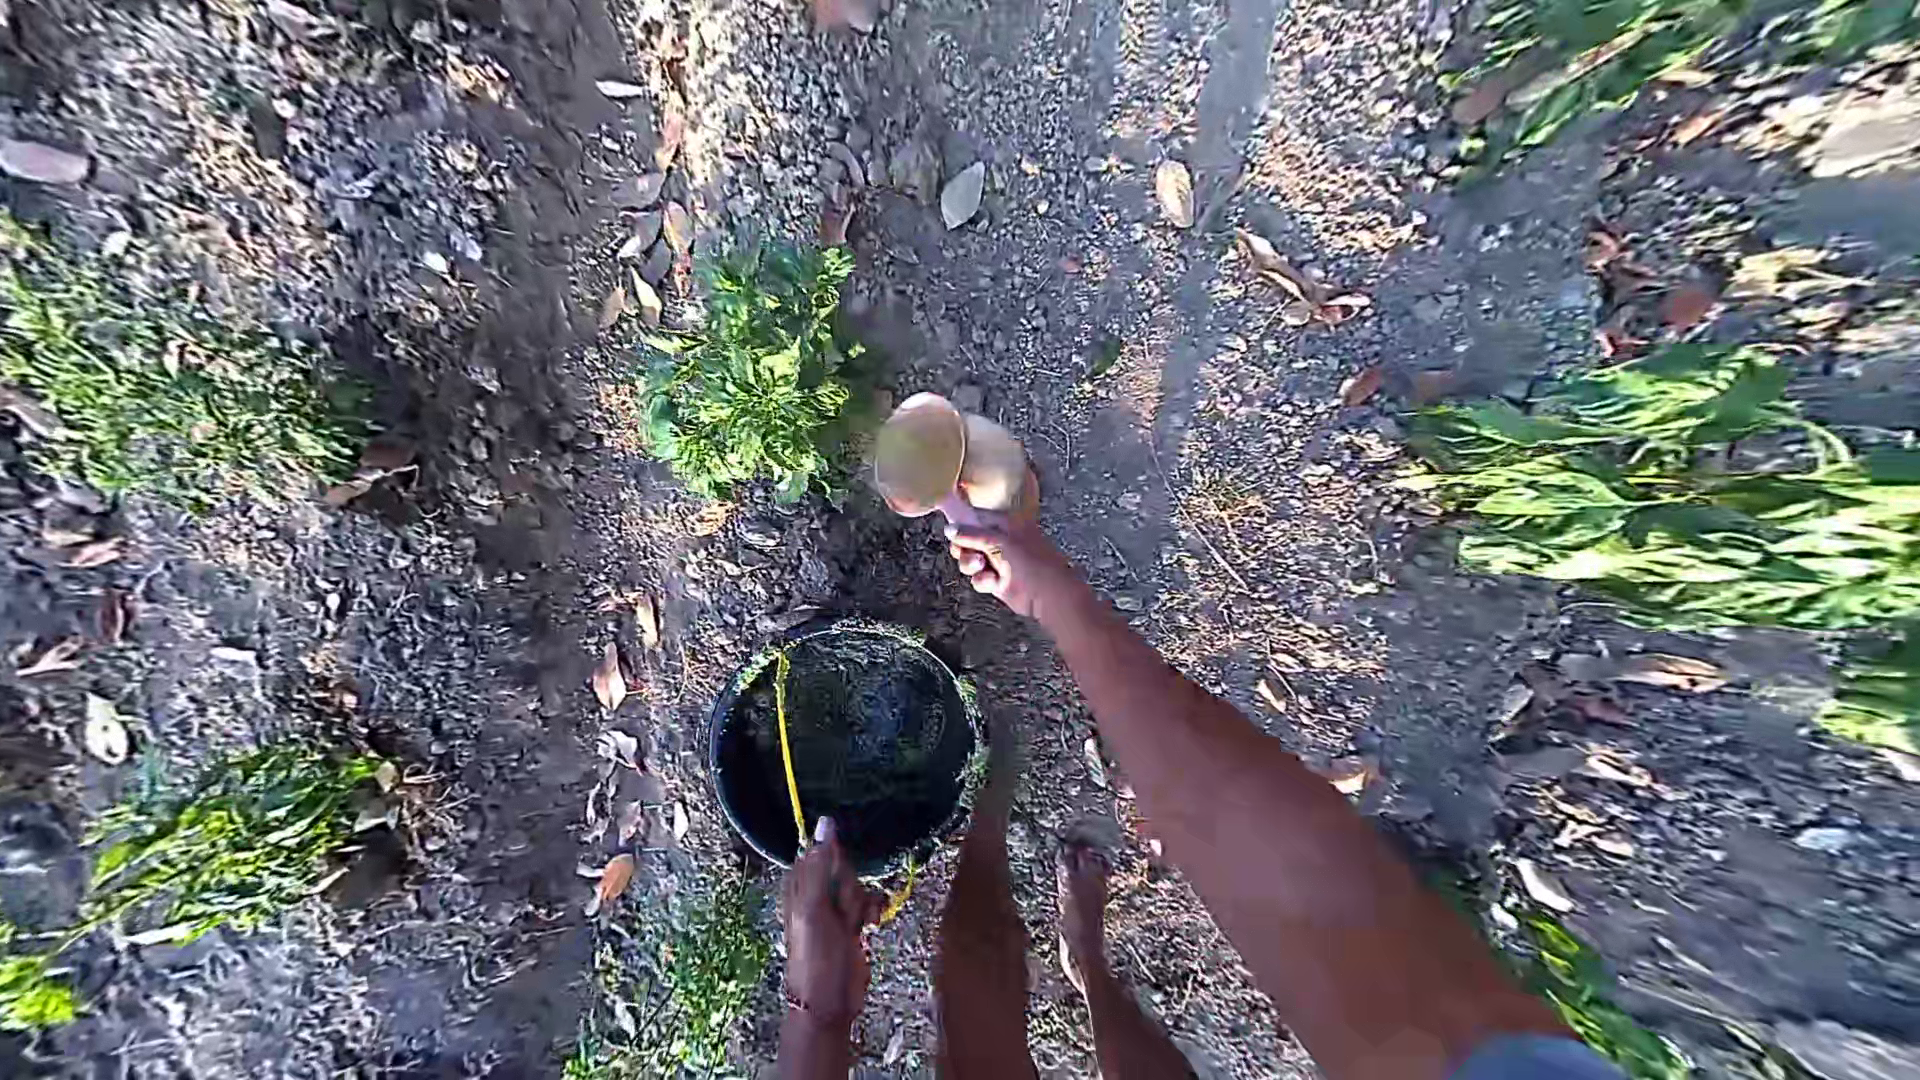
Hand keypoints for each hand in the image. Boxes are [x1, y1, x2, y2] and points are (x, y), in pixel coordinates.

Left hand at [781, 817, 880, 1028]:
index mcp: (798, 885)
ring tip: (856, 924)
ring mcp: (835, 908)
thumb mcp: (814, 908)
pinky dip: (873, 910)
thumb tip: (826, 820)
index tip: (837, 877)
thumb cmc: (815, 957)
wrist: (831, 1005)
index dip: (834, 861)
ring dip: (862, 901)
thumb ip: (819, 864)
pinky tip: (871, 924)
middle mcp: (816, 892)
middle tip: (843, 909)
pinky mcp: (853, 921)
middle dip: (850, 885)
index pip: (821, 851)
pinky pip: (870, 899)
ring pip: (858, 883)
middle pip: (843, 866)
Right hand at [945, 510, 1078, 618]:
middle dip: (964, 549)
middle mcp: (999, 540)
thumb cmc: (1032, 562)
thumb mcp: (999, 541)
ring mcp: (997, 560)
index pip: (974, 517)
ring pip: (968, 560)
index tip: (952, 531)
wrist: (1048, 595)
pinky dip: (982, 581)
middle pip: (966, 540)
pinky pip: (977, 578)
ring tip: (982, 567)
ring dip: (970, 565)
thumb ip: (971, 534)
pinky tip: (993, 582)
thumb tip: (949, 528)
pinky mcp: (996, 580)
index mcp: (1004, 523)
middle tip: (971, 552)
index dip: (961, 523)